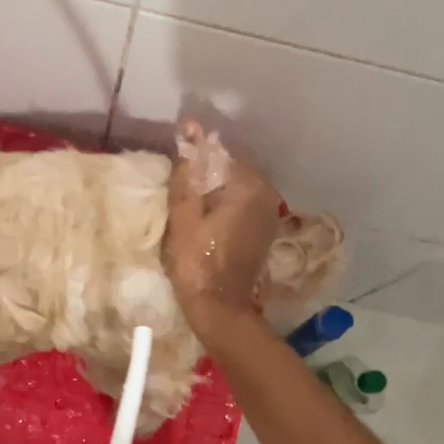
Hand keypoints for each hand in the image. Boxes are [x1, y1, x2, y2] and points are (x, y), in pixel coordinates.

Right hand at [163, 121, 283, 329]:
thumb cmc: (197, 262)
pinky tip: (204, 221)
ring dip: (213, 191)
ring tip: (188, 205)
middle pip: (229, 171)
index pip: (218, 154)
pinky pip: (240, 207)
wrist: (220, 309)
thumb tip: (189, 134)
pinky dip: (223, 208)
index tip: (175, 167)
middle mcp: (266, 194)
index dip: (194, 156)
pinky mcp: (263, 232)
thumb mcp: (183, 216)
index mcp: (249, 185)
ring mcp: (268, 214)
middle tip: (178, 189)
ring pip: (235, 189)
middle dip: (204, 174)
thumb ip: (187, 173)